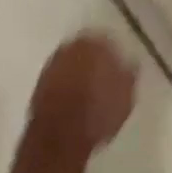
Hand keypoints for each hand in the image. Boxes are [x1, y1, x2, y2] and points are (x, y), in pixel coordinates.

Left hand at [26, 32, 138, 152]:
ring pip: (70, 58)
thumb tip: (130, 63)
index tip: (118, 63)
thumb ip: (128, 74)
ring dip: (78, 68)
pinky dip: (65, 81)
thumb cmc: (98, 114)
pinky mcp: (41, 79)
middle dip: (93, 57)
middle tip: (103, 74)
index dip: (113, 51)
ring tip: (87, 87)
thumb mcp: (126, 97)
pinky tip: (72, 96)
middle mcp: (72, 45)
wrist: (61, 134)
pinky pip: (58, 74)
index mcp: (95, 42)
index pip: (107, 37)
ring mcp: (54, 60)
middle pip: (86, 45)